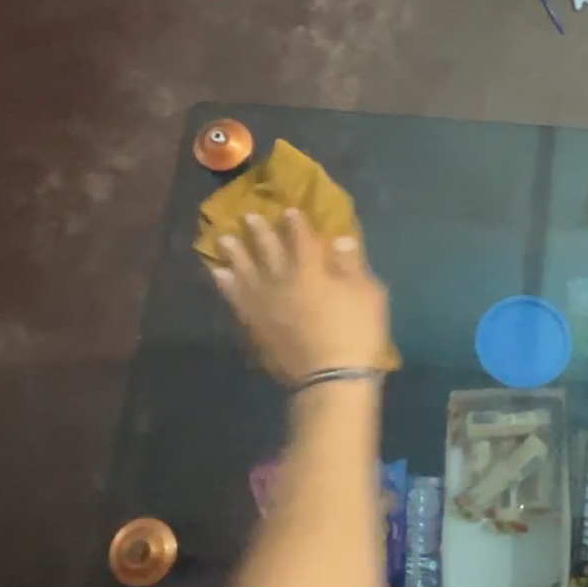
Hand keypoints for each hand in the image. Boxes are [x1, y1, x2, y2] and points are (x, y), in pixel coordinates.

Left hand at [210, 210, 388, 382]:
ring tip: (224, 239)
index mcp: (311, 269)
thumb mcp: (368, 294)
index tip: (288, 209)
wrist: (330, 377)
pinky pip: (235, 299)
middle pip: (267, 250)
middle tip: (248, 215)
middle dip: (260, 231)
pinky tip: (219, 275)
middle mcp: (282, 280)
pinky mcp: (256, 325)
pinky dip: (226, 285)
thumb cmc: (357, 332)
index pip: (301, 239)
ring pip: (244, 271)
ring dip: (235, 254)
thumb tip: (340, 238)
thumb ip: (351, 264)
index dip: (295, 223)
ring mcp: (265, 304)